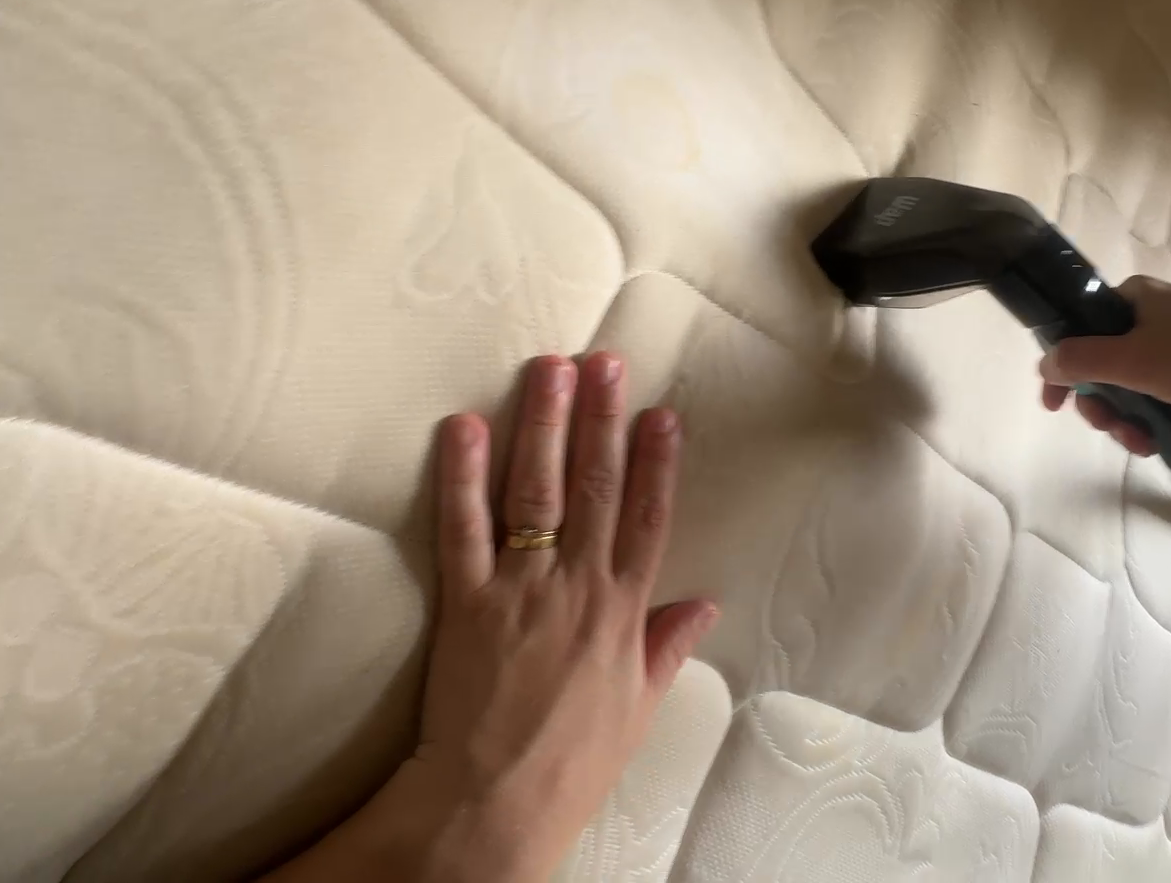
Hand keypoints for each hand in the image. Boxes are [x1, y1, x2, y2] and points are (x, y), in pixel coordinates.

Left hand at [267, 353, 717, 882]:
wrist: (495, 807)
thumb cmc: (574, 760)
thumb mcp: (640, 707)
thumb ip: (670, 645)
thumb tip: (706, 602)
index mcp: (623, 612)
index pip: (648, 519)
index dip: (658, 463)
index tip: (663, 413)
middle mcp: (578, 588)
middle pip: (597, 488)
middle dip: (603, 419)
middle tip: (606, 362)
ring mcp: (522, 590)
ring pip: (539, 492)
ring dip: (545, 426)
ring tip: (551, 369)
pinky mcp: (467, 601)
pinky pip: (464, 529)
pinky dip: (464, 477)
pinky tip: (466, 427)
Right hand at [1037, 277, 1170, 451]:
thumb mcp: (1134, 361)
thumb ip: (1079, 360)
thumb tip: (1043, 366)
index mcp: (1133, 297)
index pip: (1076, 328)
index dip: (1062, 369)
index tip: (1057, 407)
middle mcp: (1154, 311)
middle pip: (1101, 360)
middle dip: (1100, 401)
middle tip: (1111, 428)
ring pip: (1130, 380)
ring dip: (1125, 415)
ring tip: (1140, 442)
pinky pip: (1159, 388)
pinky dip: (1151, 414)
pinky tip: (1158, 438)